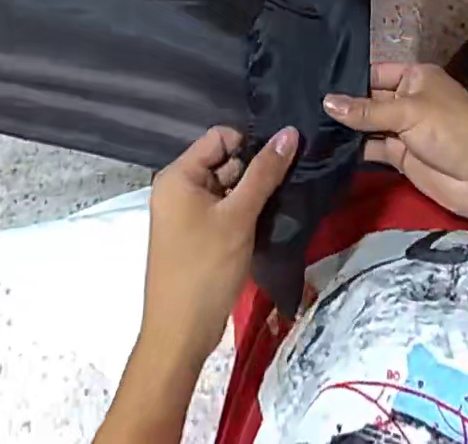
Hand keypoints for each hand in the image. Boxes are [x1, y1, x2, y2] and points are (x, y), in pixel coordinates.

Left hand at [137, 124, 296, 368]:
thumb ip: (265, 172)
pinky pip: (222, 207)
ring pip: (226, 185)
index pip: (219, 137)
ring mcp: (184, 212)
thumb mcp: (239, 216)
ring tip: (277, 202)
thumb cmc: (205, 269)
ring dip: (250, 193)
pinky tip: (264, 220)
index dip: (250, 145)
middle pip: (224, 160)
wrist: (180, 336)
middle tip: (283, 185)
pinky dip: (242, 211)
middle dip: (253, 171)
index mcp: (178, 175)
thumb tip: (290, 132)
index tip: (277, 163)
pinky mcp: (195, 233)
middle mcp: (177, 187)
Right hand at [323, 63, 467, 223]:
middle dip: (344, 104)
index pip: (375, 73)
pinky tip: (328, 148)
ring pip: (369, 125)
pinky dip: (355, 149)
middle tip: (304, 104)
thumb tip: (327, 102)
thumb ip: (366, 111)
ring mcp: (404, 129)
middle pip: (369, 99)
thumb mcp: (408, 112)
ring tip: (309, 125)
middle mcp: (408, 99)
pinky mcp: (401, 156)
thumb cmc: (450, 131)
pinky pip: (373, 148)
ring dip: (346, 128)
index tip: (314, 80)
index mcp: (416, 77)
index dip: (349, 78)